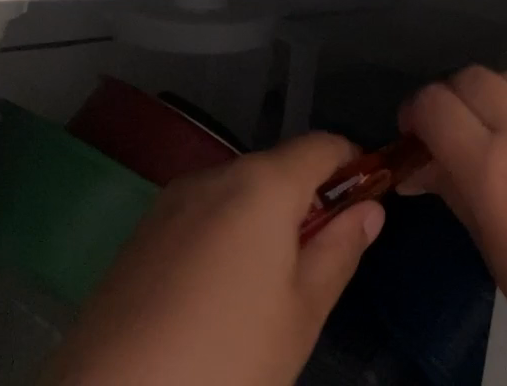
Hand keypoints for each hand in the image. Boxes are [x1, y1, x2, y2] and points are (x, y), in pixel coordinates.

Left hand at [42, 133, 383, 385]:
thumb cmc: (225, 360)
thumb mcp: (301, 313)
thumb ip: (340, 250)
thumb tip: (369, 209)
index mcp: (261, 184)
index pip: (324, 145)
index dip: (354, 166)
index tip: (367, 206)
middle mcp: (213, 177)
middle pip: (279, 169)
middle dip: (308, 202)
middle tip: (318, 265)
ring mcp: (168, 205)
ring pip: (238, 195)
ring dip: (265, 222)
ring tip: (265, 292)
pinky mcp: (137, 238)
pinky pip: (200, 218)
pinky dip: (224, 239)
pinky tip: (215, 301)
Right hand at [401, 67, 506, 385]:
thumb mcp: (494, 253)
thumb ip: (455, 193)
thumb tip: (422, 166)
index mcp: (493, 169)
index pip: (435, 105)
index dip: (415, 113)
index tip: (413, 133)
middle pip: (472, 77)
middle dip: (450, 98)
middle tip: (449, 131)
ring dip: (492, 95)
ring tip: (495, 132)